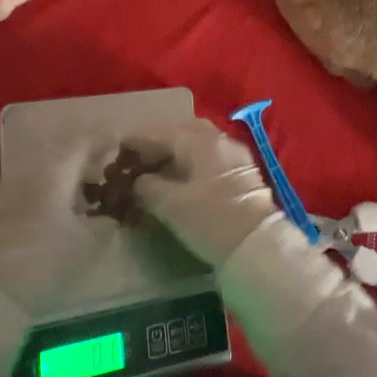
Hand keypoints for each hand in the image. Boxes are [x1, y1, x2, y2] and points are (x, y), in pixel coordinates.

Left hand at [0, 136, 119, 316]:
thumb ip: (106, 222)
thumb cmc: (44, 263)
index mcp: (55, 170)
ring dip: (62, 175)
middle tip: (103, 171)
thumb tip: (111, 215)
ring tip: (79, 194)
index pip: (84, 141)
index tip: (121, 146)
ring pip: (41, 169)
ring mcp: (6, 187)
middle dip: (83, 158)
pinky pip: (25, 186)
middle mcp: (28, 169)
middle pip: (61, 151)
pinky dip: (43, 190)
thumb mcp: (89, 245)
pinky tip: (51, 211)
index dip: (104, 140)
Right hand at [129, 119, 279, 266]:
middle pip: (184, 132)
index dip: (139, 140)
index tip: (120, 146)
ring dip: (178, 151)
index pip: (163, 133)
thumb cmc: (210, 220)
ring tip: (158, 167)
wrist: (256, 244)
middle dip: (160, 142)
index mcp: (200, 141)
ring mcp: (235, 154)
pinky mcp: (243, 171)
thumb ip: (148, 187)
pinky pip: (211, 156)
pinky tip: (183, 176)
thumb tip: (139, 180)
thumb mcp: (171, 205)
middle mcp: (220, 140)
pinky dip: (193, 160)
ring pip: (200, 143)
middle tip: (140, 156)